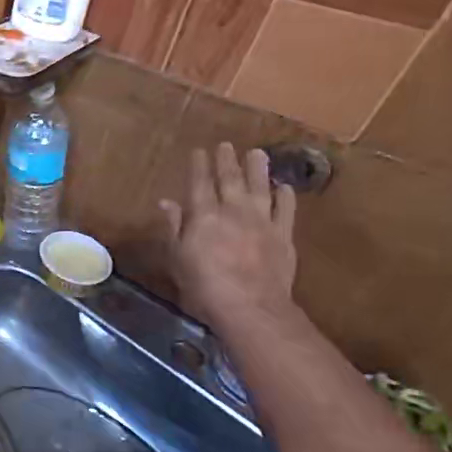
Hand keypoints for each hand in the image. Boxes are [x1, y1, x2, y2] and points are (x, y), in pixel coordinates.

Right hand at [159, 143, 297, 329]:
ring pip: (260, 187)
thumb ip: (174, 227)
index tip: (199, 150)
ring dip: (258, 169)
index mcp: (204, 215)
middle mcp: (233, 210)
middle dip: (227, 160)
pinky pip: (286, 211)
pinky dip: (286, 197)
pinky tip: (285, 188)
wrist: (251, 307)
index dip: (199, 165)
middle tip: (226, 145)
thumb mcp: (178, 257)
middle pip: (230, 179)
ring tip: (257, 153)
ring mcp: (262, 221)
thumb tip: (166, 202)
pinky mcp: (283, 236)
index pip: (200, 183)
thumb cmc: (204, 286)